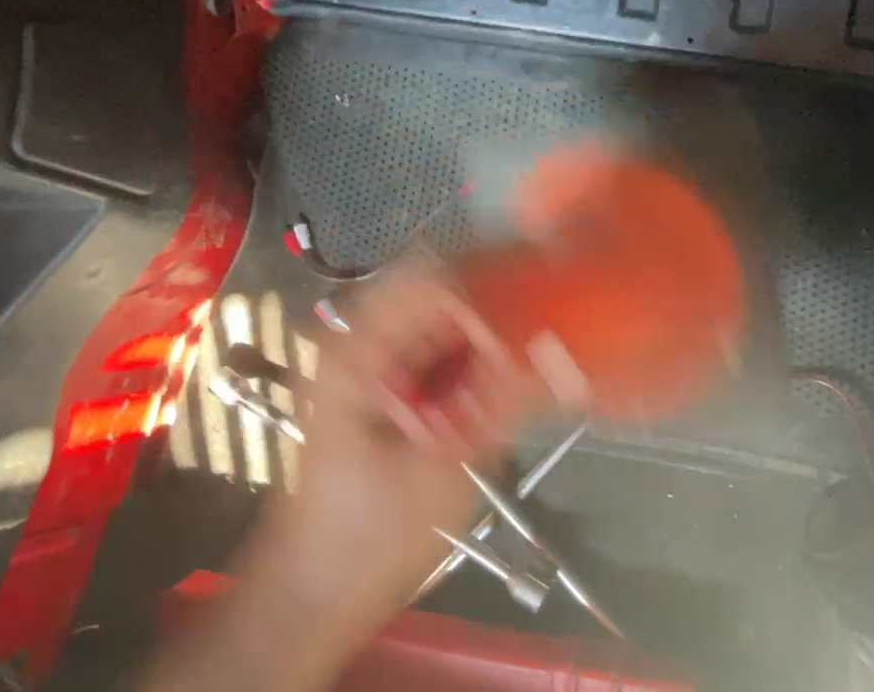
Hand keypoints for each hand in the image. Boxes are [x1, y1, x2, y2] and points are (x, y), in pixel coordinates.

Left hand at [249, 267, 530, 635]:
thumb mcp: (447, 469)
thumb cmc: (369, 540)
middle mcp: (354, 339)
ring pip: (437, 316)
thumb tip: (562, 349)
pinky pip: (430, 346)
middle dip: (496, 302)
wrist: (311, 595)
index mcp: (358, 349)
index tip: (544, 304)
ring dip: (486, 328)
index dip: (495, 283)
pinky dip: (468, 354)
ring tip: (538, 347)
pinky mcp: (375, 385)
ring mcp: (362, 361)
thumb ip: (503, 400)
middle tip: (551, 324)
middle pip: (436, 289)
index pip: (435, 278)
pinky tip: (503, 376)